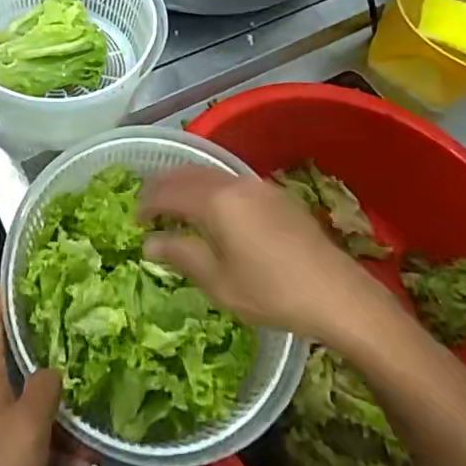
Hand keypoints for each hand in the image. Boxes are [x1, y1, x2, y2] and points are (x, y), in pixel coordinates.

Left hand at [0, 291, 94, 465]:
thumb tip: (51, 371)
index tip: (14, 276)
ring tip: (94, 442)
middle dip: (54, 375)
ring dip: (61, 425)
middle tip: (85, 358)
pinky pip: (26, 445)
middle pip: (18, 373)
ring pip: (28, 414)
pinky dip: (52, 452)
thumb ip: (46, 386)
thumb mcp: (31, 421)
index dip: (0, 300)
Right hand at [139, 167, 398, 341]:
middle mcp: (236, 183)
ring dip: (189, 184)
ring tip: (176, 206)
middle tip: (148, 206)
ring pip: (213, 174)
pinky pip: (233, 181)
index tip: (133, 219)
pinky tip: (213, 210)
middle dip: (166, 186)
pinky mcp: (276, 195)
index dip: (148, 202)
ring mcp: (259, 185)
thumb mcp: (217, 281)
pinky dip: (212, 189)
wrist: (332, 290)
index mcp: (216, 201)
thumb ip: (181, 254)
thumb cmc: (269, 291)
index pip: (170, 191)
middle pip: (191, 174)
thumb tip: (150, 242)